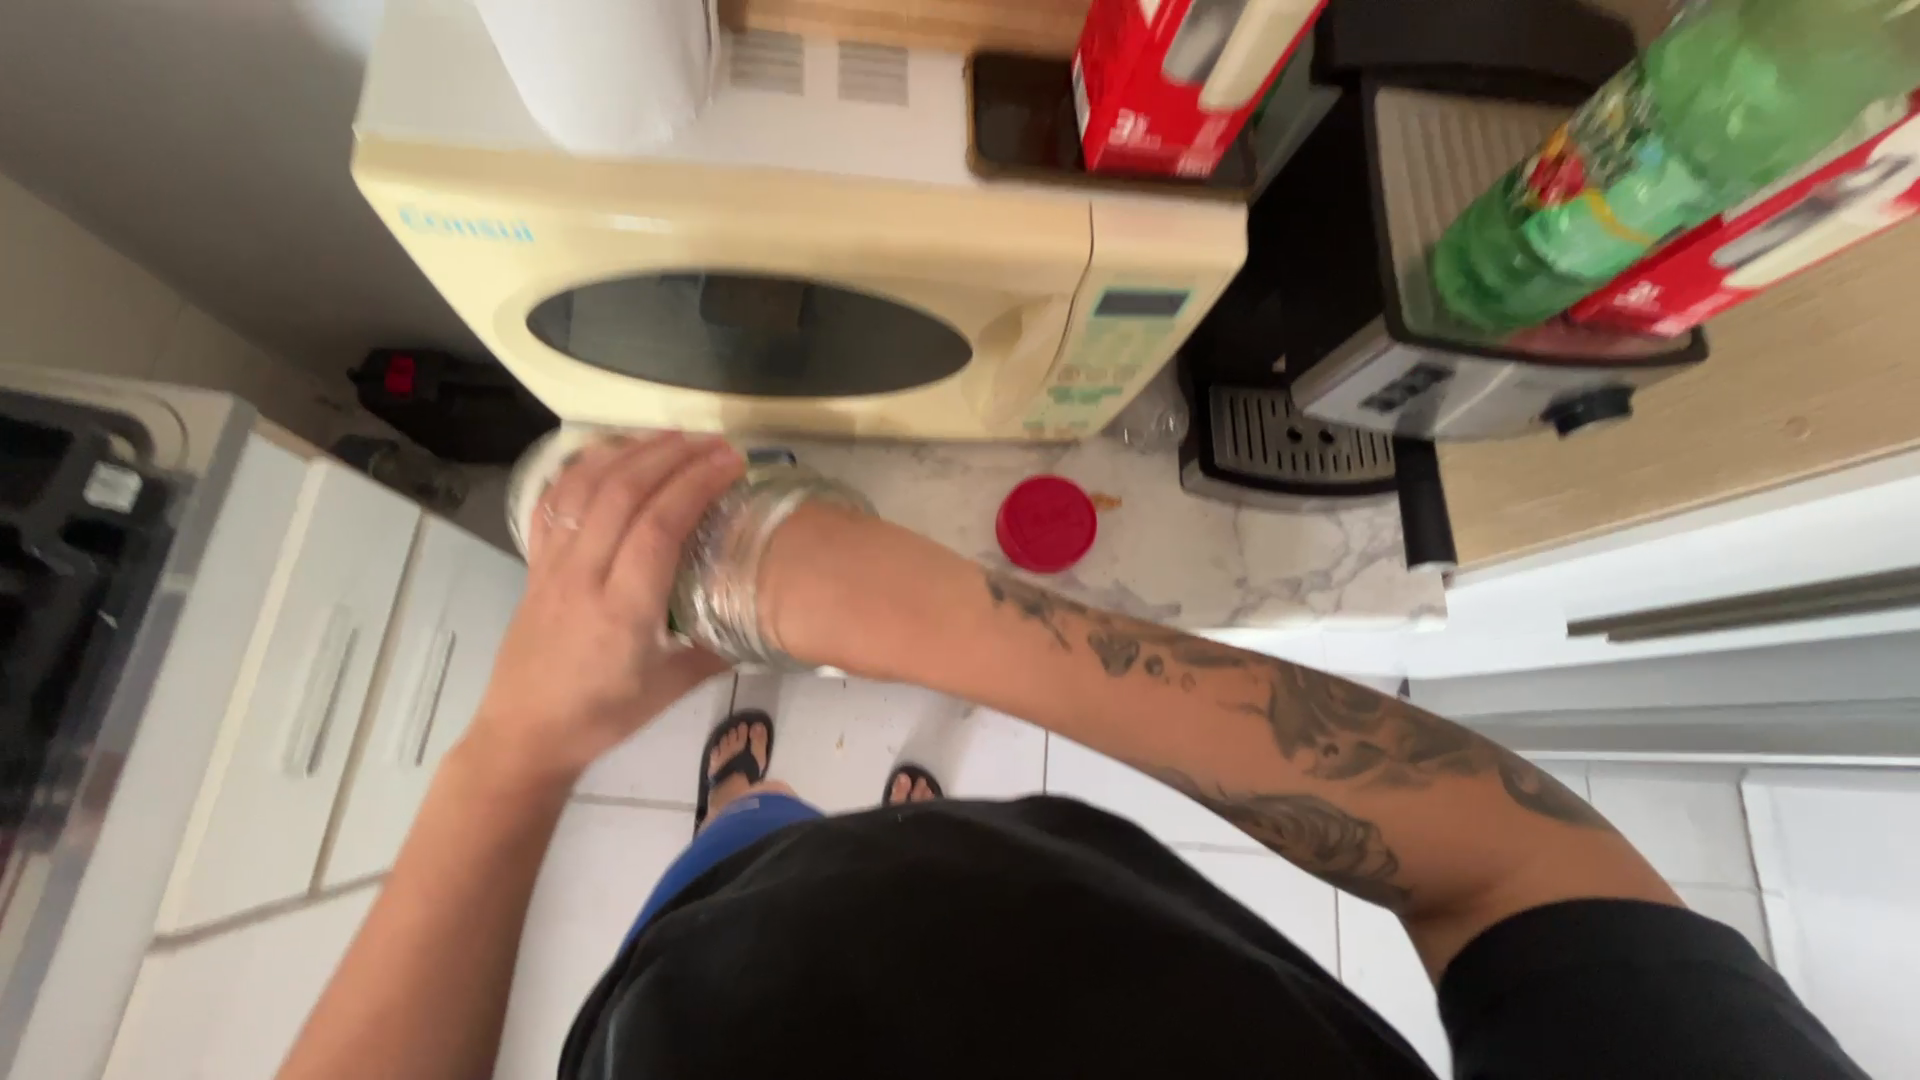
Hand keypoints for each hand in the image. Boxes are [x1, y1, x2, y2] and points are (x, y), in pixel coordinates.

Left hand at [466, 433, 745, 780]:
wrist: (524, 734)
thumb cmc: (603, 716)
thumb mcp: (673, 688)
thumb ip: (719, 647)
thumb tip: (765, 613)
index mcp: (623, 611)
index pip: (659, 527)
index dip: (697, 485)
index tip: (732, 464)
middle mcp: (583, 577)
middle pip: (623, 493)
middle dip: (672, 456)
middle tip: (714, 443)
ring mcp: (553, 565)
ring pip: (586, 487)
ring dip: (630, 450)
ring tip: (671, 436)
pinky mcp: (536, 563)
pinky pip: (555, 500)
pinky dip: (584, 466)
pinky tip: (611, 452)